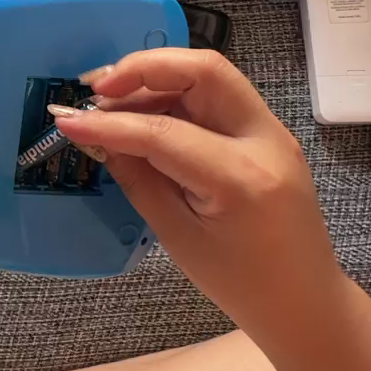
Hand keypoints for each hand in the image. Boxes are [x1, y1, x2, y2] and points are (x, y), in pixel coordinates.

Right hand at [49, 49, 345, 334]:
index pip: (163, 131)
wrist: (304, 302)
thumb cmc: (238, 283)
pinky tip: (142, 112)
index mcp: (241, 178)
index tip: (66, 119)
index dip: (108, 123)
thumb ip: (136, 177)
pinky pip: (216, 95)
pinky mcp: (266, 133)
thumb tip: (95, 136)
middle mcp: (265, 141)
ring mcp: (271, 132)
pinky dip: (174, 92)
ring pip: (210, 74)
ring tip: (110, 100)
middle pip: (203, 70)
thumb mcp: (175, 234)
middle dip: (143, 68)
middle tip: (96, 88)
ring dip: (156, 77)